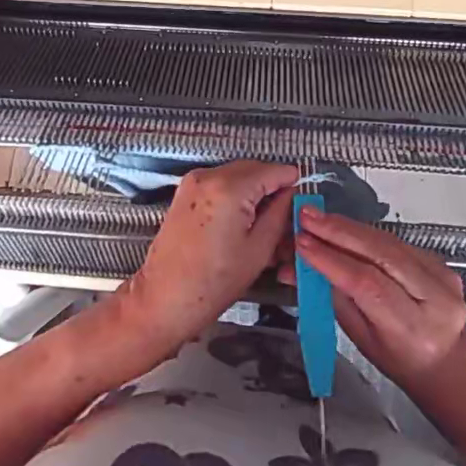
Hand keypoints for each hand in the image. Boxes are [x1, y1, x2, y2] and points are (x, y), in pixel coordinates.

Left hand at [122, 161, 297, 351]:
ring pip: (237, 174)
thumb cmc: (214, 281)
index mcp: (230, 188)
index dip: (291, 183)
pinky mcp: (185, 192)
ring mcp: (193, 182)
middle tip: (284, 215)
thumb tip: (291, 193)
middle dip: (271, 186)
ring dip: (253, 190)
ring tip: (261, 223)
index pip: (273, 170)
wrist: (165, 297)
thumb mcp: (259, 249)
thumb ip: (280, 213)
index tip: (300, 199)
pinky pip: (220, 183)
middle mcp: (209, 176)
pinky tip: (240, 222)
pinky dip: (234, 194)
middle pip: (254, 168)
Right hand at [292, 208, 465, 391]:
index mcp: (411, 327)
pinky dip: (367, 233)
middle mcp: (434, 298)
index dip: (332, 259)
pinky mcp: (442, 263)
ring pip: (390, 242)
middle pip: (381, 253)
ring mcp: (442, 276)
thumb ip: (335, 299)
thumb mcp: (361, 337)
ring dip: (350, 227)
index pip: (367, 283)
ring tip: (319, 218)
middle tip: (307, 217)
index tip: (302, 243)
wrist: (445, 361)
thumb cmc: (397, 358)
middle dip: (339, 232)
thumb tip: (298, 267)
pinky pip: (398, 242)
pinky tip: (344, 227)